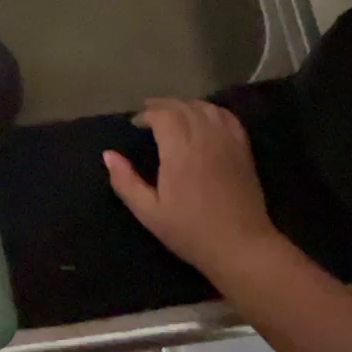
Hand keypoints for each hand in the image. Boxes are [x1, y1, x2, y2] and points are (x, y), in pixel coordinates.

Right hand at [103, 98, 282, 279]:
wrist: (241, 246)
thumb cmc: (191, 231)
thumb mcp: (149, 213)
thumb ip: (126, 182)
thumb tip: (108, 155)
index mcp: (179, 151)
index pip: (162, 115)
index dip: (147, 114)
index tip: (136, 124)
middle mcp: (204, 138)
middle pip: (183, 107)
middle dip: (163, 105)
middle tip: (149, 114)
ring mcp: (227, 142)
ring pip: (205, 108)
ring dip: (186, 105)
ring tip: (174, 114)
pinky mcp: (243, 150)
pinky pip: (228, 118)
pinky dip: (212, 111)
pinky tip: (205, 119)